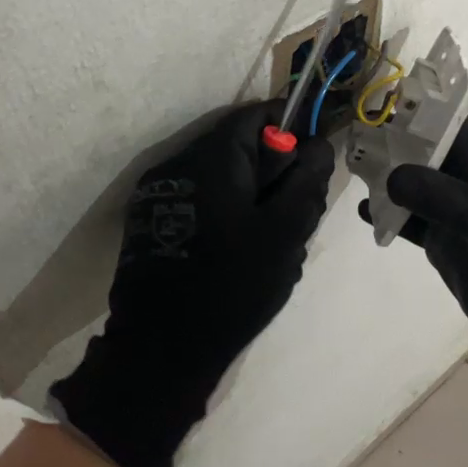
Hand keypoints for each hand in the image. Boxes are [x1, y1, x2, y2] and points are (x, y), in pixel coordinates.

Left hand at [51, 100, 334, 466]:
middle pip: (239, 147)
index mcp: (211, 157)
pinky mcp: (149, 223)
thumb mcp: (285, 232)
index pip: (257, 116)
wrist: (161, 350)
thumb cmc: (232, 284)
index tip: (313, 165)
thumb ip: (307, 181)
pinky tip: (237, 254)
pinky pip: (200, 201)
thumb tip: (318, 144)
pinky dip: (226, 214)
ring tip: (269, 242)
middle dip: (274, 173)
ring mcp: (159, 194)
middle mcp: (178, 164)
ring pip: (221, 178)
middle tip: (296, 216)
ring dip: (250, 196)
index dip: (292, 131)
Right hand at [364, 118, 467, 404]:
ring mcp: (454, 220)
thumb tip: (393, 177)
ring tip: (349, 165)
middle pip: (426, 153)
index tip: (382, 97)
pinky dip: (386, 216)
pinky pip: (410, 224)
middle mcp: (466, 190)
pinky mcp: (445, 248)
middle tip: (350, 132)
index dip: (423, 109)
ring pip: (413, 187)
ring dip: (386, 176)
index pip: (452, 126)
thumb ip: (448, 203)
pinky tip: (361, 212)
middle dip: (394, 140)